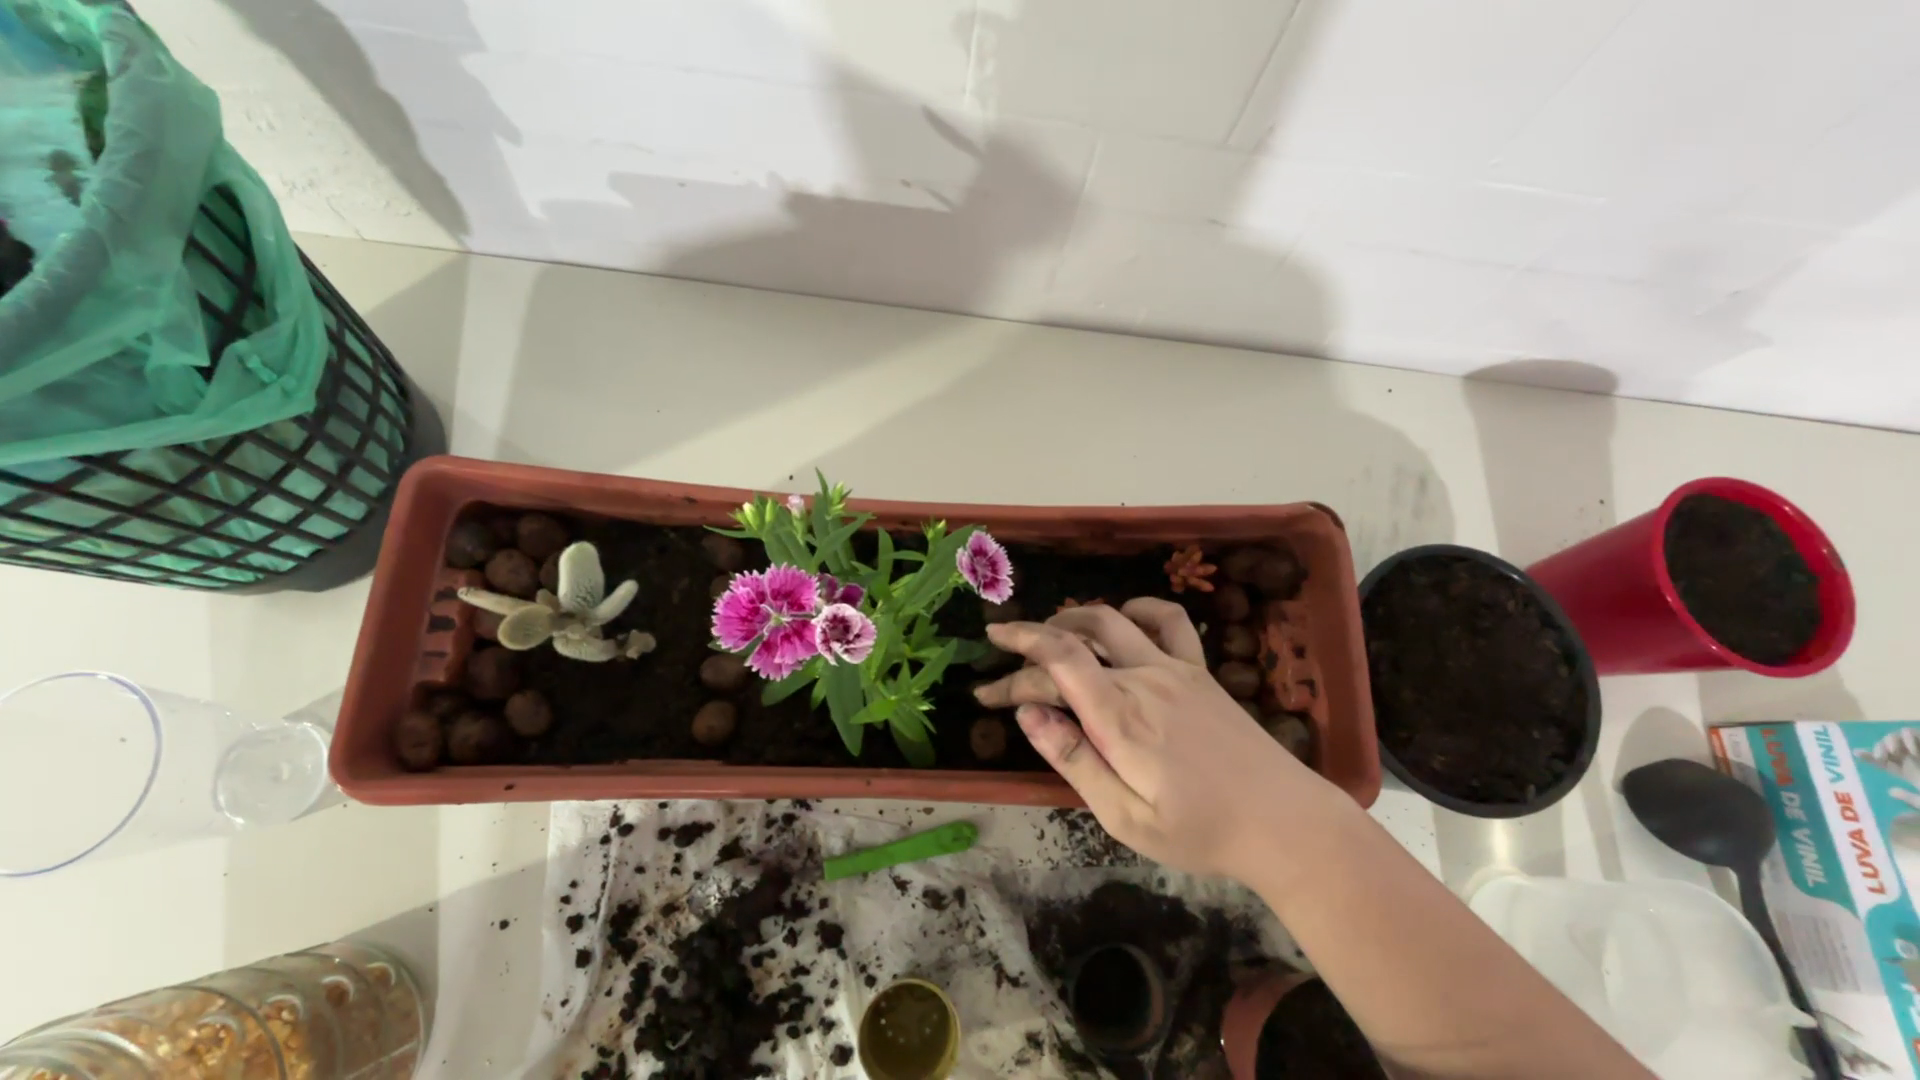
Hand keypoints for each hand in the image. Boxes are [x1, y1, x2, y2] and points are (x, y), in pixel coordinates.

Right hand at [973, 598, 1343, 882]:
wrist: (1284, 823)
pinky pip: (1168, 621)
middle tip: (1007, 670)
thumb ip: (1073, 759)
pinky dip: (1137, 609)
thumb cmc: (1199, 831)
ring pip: (1113, 619)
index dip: (1014, 661)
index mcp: (1120, 715)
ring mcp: (1176, 669)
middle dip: (1032, 645)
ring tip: (1049, 636)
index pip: (1055, 662)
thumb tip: (1028, 715)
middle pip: (1075, 638)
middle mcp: (1144, 678)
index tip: (984, 684)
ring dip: (1073, 618)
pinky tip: (1123, 619)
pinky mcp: (1200, 672)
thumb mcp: (1124, 816)